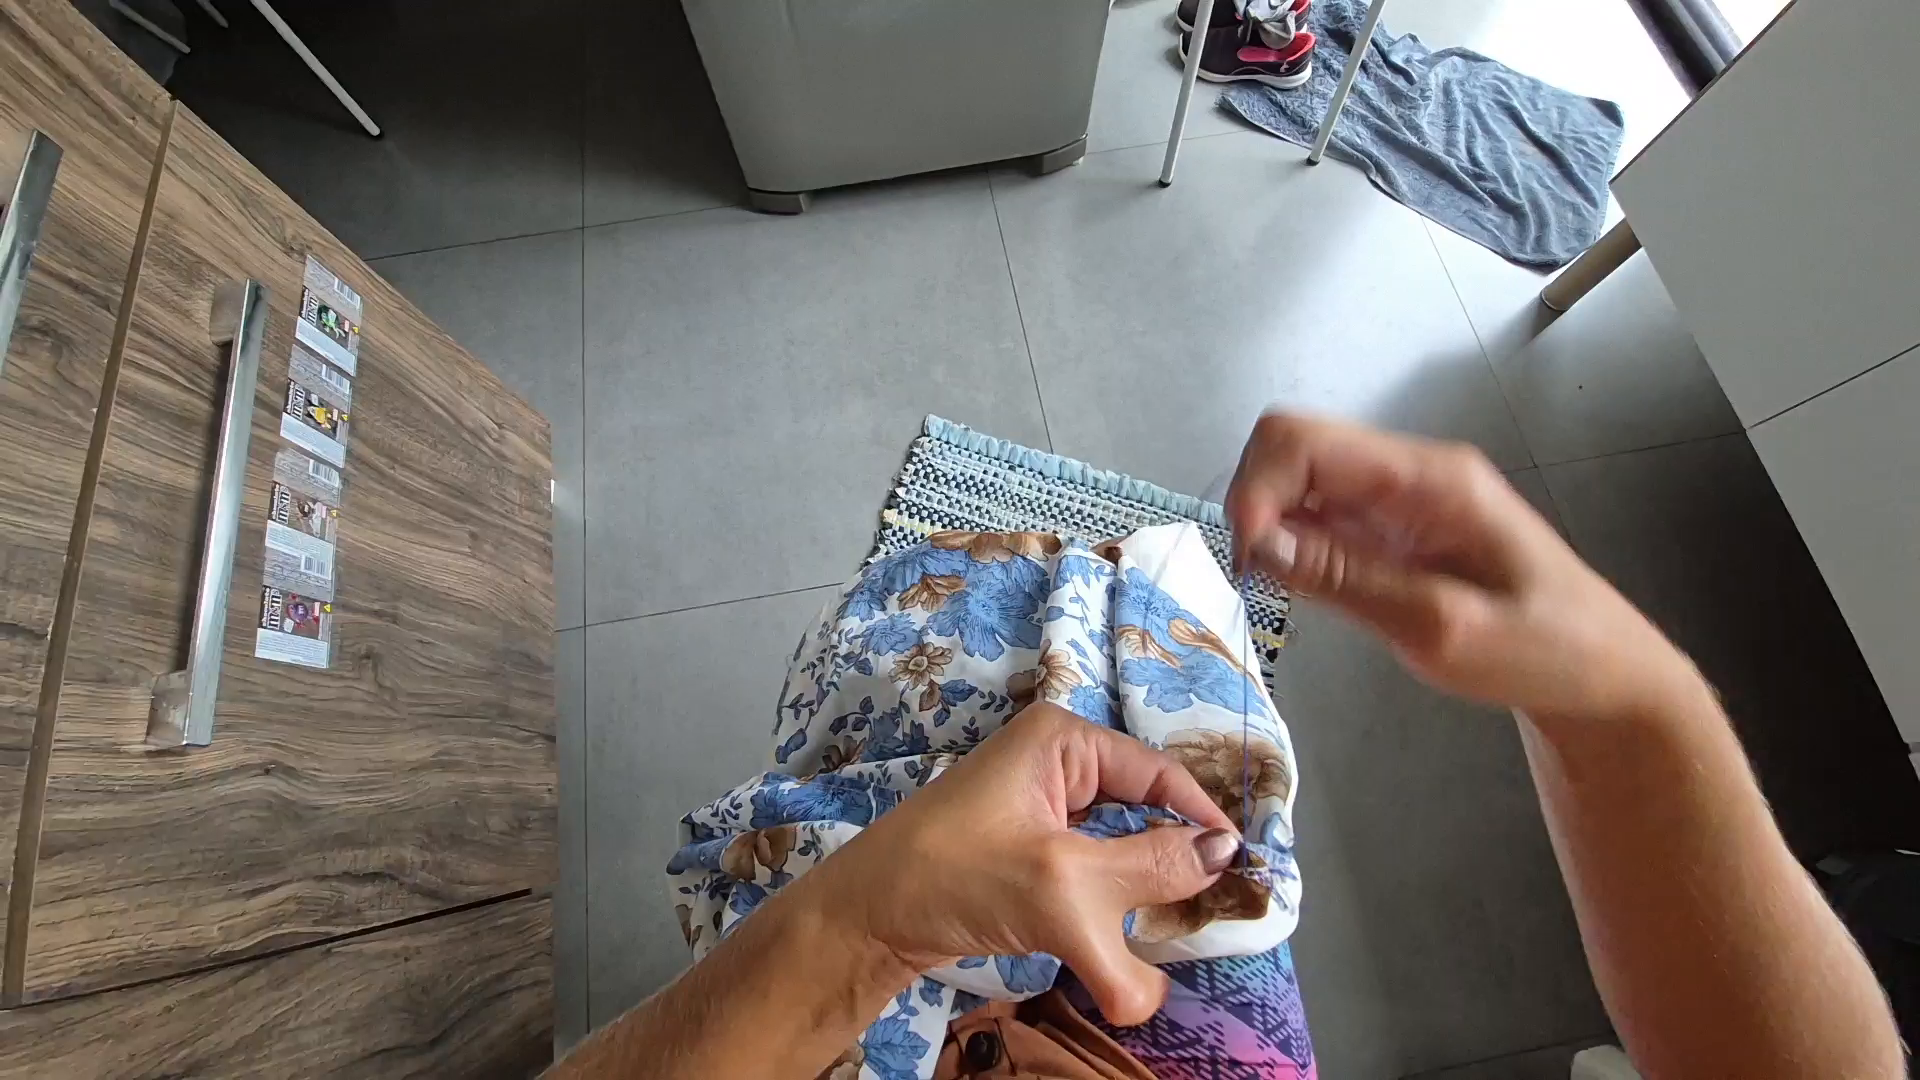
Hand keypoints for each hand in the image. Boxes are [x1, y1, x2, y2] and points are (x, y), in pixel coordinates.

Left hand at [797, 702, 1240, 1025]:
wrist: (869, 916)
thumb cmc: (958, 874)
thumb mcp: (1062, 878)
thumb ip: (1148, 869)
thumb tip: (1222, 856)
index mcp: (1062, 740)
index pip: (1155, 771)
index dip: (1201, 816)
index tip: (1243, 869)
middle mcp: (1055, 762)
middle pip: (1139, 807)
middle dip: (1166, 863)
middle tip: (1203, 912)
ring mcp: (1039, 804)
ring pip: (1115, 843)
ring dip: (1134, 891)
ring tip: (1155, 932)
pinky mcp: (1027, 845)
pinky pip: (1088, 866)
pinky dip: (1107, 903)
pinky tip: (1116, 939)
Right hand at [1225, 413, 1701, 720]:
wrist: (1597, 672)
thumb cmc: (1542, 651)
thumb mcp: (1444, 628)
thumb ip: (1346, 580)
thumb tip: (1258, 545)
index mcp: (1427, 478)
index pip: (1303, 440)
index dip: (1256, 488)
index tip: (1250, 558)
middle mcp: (1400, 472)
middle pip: (1287, 445)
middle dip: (1252, 502)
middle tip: (1256, 572)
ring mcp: (1386, 496)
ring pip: (1287, 476)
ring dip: (1261, 523)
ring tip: (1275, 582)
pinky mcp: (1374, 524)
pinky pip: (1304, 511)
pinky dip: (1279, 541)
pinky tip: (1293, 579)